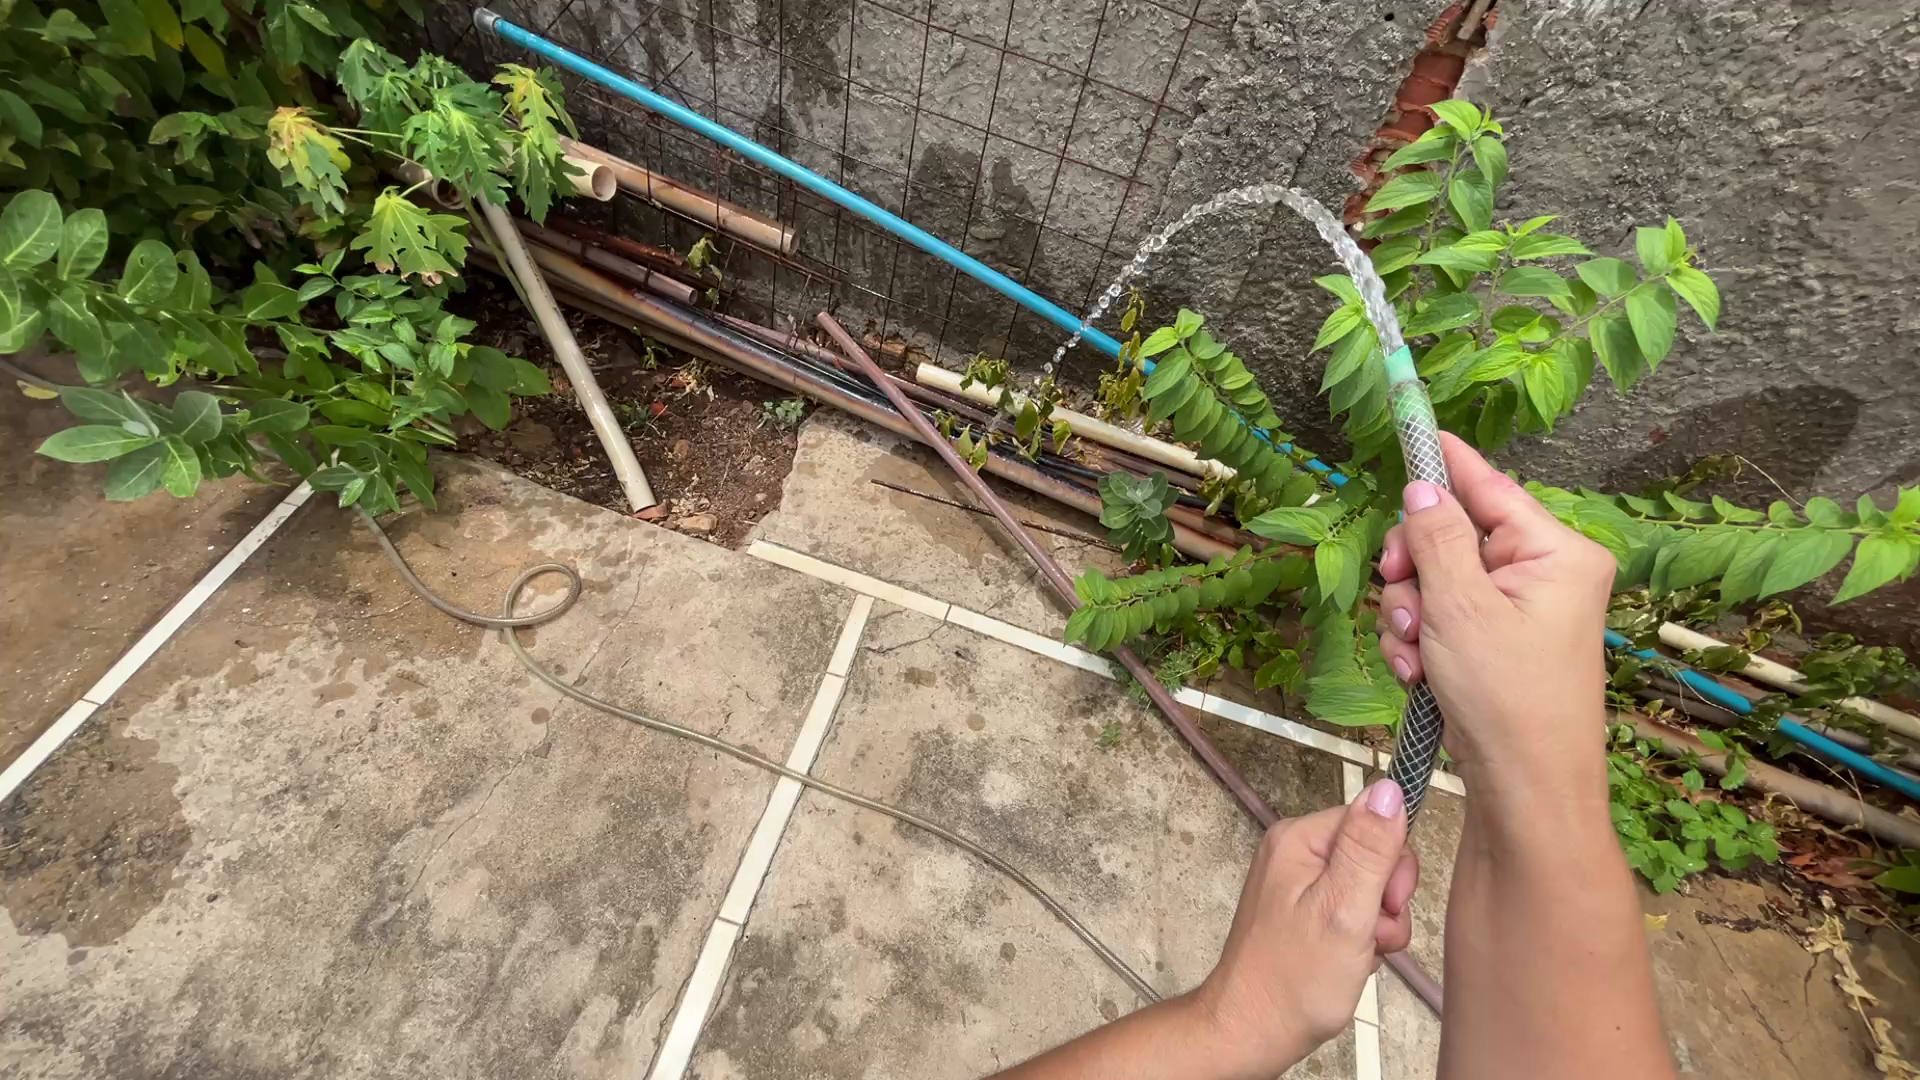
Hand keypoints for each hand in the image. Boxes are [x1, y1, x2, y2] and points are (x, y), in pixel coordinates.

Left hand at [1194, 780, 1417, 1077]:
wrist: (1255, 1026)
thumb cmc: (1293, 978)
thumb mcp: (1344, 910)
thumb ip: (1369, 849)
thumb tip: (1388, 788)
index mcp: (1298, 838)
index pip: (1370, 819)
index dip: (1391, 865)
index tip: (1384, 902)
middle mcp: (1294, 850)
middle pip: (1372, 853)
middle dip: (1385, 899)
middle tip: (1367, 933)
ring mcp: (1298, 879)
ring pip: (1368, 886)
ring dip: (1376, 924)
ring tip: (1355, 951)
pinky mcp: (1304, 906)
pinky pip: (1353, 908)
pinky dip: (1361, 936)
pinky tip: (1348, 958)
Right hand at [1374, 432, 1616, 802]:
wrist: (1521, 782)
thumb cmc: (1506, 693)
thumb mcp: (1461, 607)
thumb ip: (1436, 539)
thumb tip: (1419, 485)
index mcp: (1552, 554)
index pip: (1489, 488)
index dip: (1447, 460)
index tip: (1414, 426)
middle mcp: (1534, 572)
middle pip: (1444, 536)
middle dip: (1410, 572)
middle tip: (1402, 601)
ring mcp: (1509, 606)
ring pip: (1428, 579)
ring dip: (1406, 613)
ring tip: (1415, 653)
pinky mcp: (1486, 635)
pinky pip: (1431, 613)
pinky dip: (1414, 638)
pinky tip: (1418, 669)